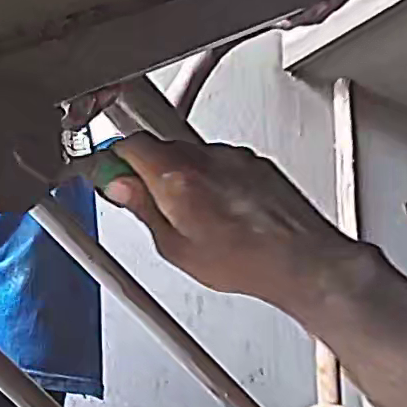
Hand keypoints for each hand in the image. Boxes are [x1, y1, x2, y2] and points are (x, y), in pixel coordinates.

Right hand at [100, 134, 372, 315]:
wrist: (300, 260)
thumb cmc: (243, 260)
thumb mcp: (172, 246)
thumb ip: (141, 209)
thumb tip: (119, 187)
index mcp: (178, 179)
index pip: (130, 145)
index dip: (113, 161)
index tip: (107, 176)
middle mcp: (206, 158)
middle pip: (157, 146)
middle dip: (142, 168)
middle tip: (137, 198)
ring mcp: (233, 156)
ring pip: (186, 152)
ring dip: (173, 173)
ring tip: (179, 211)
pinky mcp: (252, 161)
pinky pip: (214, 159)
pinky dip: (202, 175)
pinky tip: (207, 208)